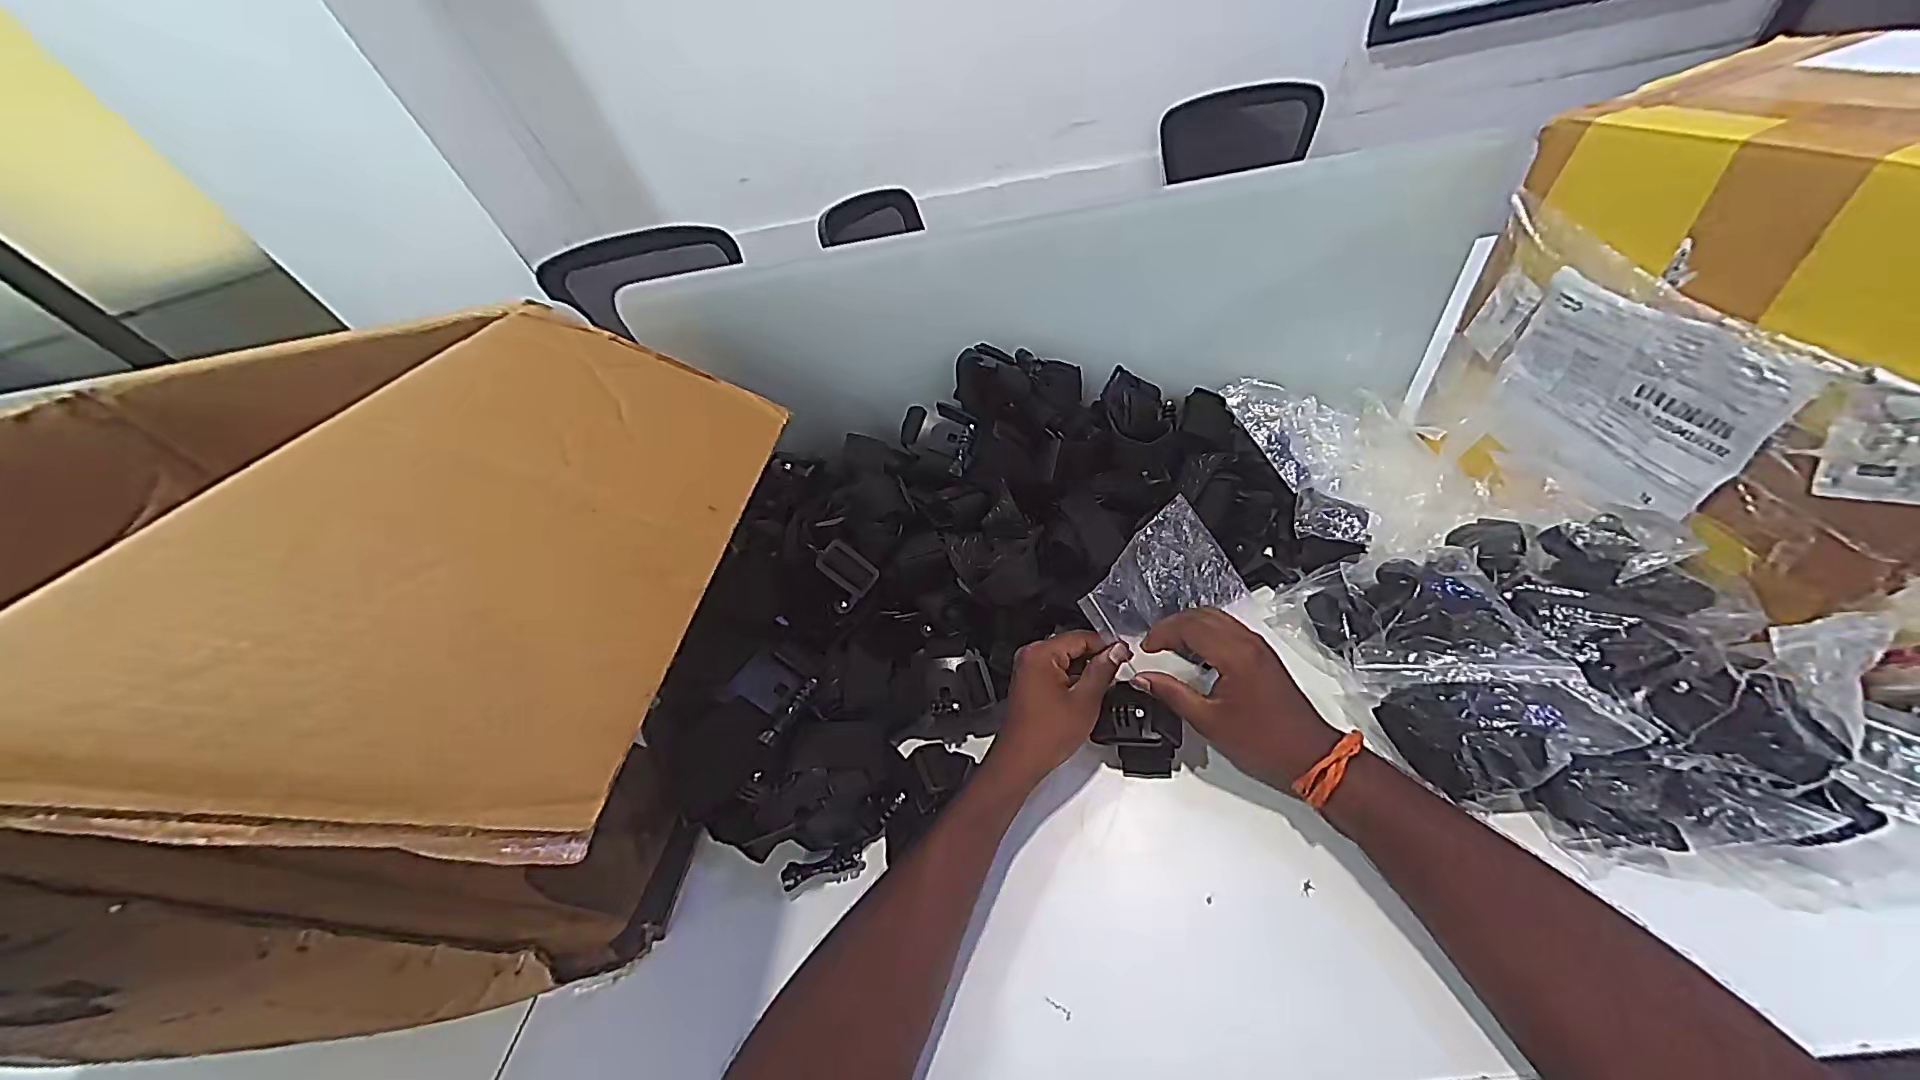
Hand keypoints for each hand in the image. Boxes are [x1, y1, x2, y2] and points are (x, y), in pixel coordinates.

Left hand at [981, 631, 1129, 794]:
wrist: (1021, 760)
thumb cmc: (1044, 736)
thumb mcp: (1085, 700)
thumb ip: (1103, 670)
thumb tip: (1116, 651)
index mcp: (1040, 654)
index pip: (1082, 637)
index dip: (1107, 646)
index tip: (1124, 655)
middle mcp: (1030, 657)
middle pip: (1073, 647)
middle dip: (1096, 659)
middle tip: (1117, 674)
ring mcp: (1027, 669)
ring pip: (1066, 660)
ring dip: (1084, 672)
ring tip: (1100, 691)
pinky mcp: (1029, 683)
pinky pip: (1055, 671)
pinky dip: (1071, 681)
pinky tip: (1083, 698)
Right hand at [1133, 608, 1340, 792]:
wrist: (1309, 756)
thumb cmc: (1266, 743)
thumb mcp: (1208, 721)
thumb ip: (1171, 694)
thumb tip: (1145, 679)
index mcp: (1235, 655)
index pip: (1188, 626)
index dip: (1161, 633)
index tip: (1145, 649)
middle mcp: (1249, 643)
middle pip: (1201, 615)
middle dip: (1172, 626)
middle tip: (1153, 646)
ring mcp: (1258, 648)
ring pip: (1215, 619)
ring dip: (1189, 628)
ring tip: (1170, 650)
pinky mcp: (1263, 656)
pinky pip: (1228, 631)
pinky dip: (1205, 635)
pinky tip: (1194, 658)